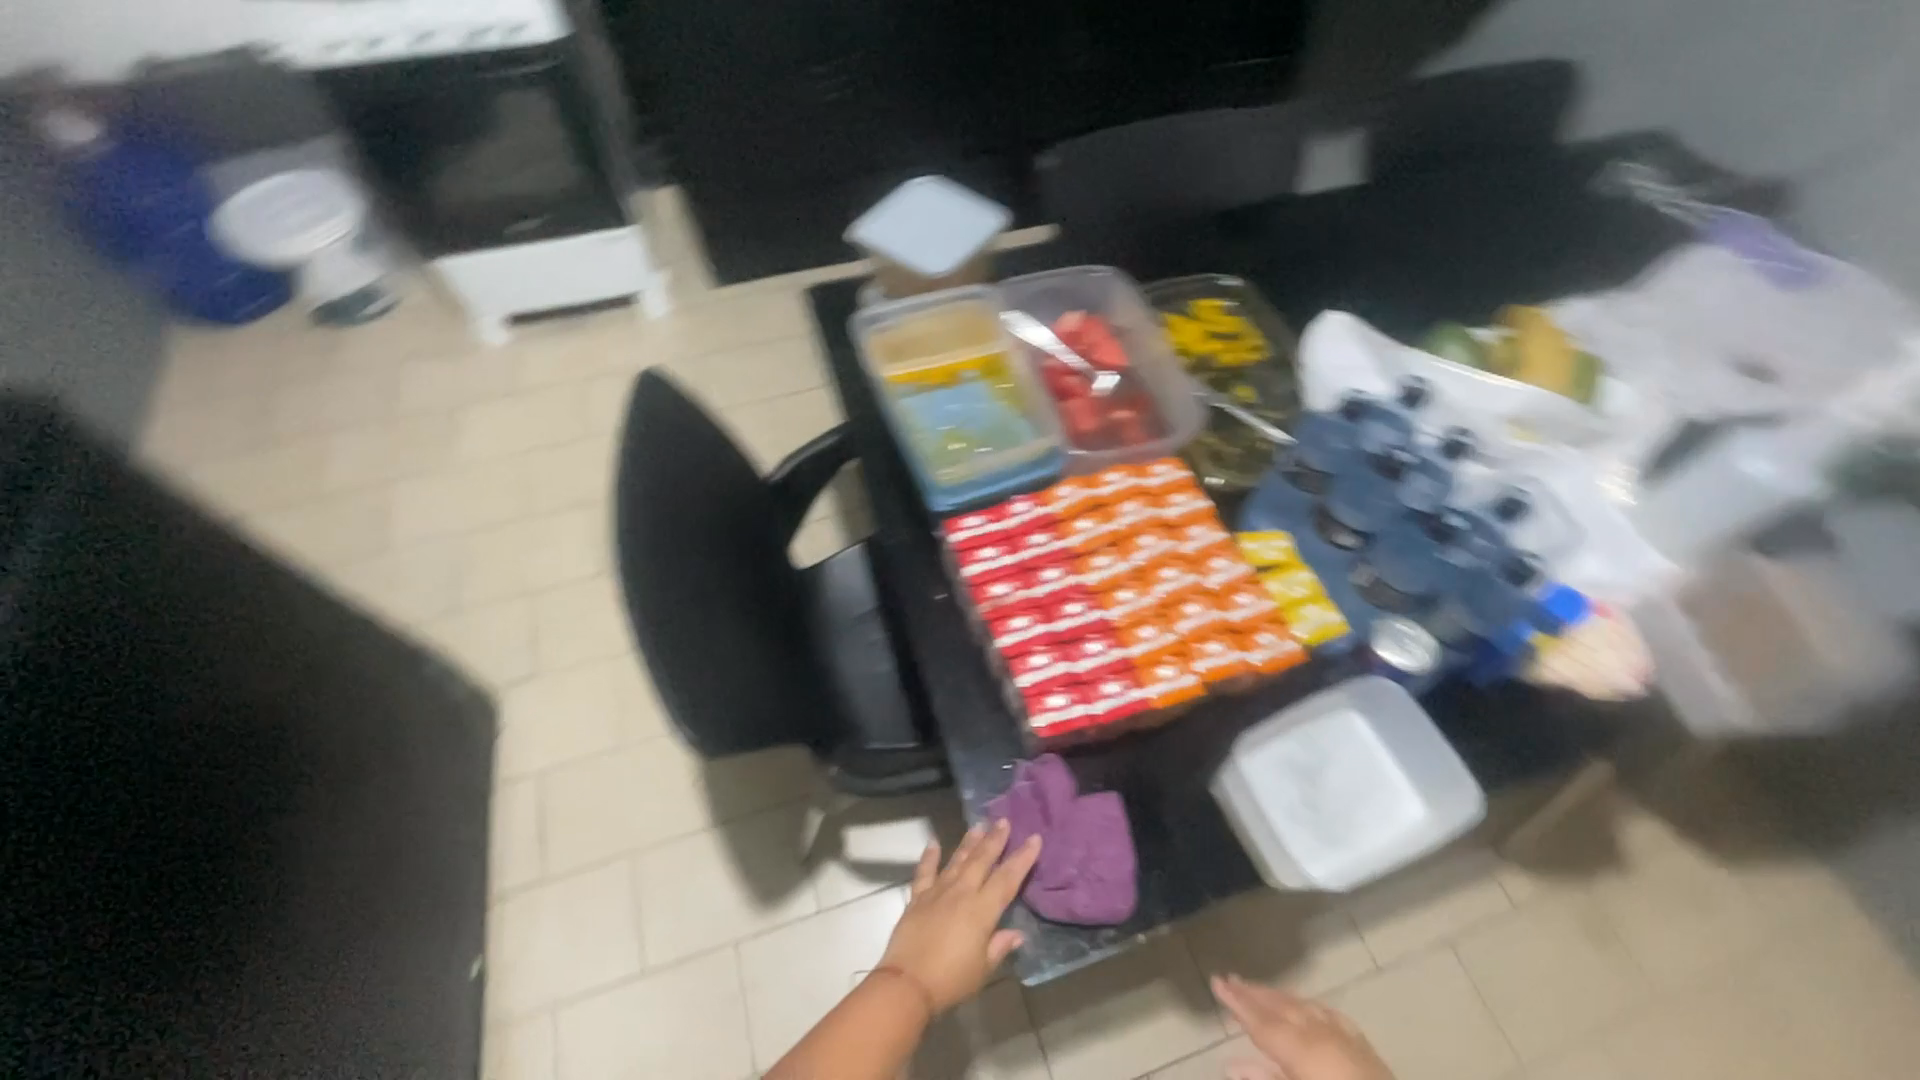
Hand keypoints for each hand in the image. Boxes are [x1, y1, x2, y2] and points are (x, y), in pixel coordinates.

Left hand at [876, 820, 1041, 1012]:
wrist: (907, 984)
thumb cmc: (951, 980)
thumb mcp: (983, 968)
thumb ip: (999, 946)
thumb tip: (1017, 934)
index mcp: (982, 910)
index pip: (1008, 878)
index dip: (1022, 858)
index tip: (1034, 838)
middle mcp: (961, 893)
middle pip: (982, 861)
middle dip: (994, 840)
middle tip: (1003, 820)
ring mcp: (937, 893)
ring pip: (957, 861)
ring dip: (968, 843)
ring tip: (978, 826)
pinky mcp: (917, 899)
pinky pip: (924, 872)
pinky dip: (929, 857)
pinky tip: (933, 843)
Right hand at [1211, 974, 1395, 1079]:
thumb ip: (1266, 1079)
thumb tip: (1231, 1065)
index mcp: (1302, 1050)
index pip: (1261, 1021)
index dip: (1237, 1002)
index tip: (1216, 980)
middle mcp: (1323, 1036)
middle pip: (1283, 1008)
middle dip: (1255, 993)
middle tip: (1230, 979)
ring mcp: (1348, 1040)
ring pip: (1307, 1008)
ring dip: (1281, 997)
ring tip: (1261, 990)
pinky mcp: (1367, 1050)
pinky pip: (1333, 1018)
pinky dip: (1313, 1008)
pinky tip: (1310, 1008)